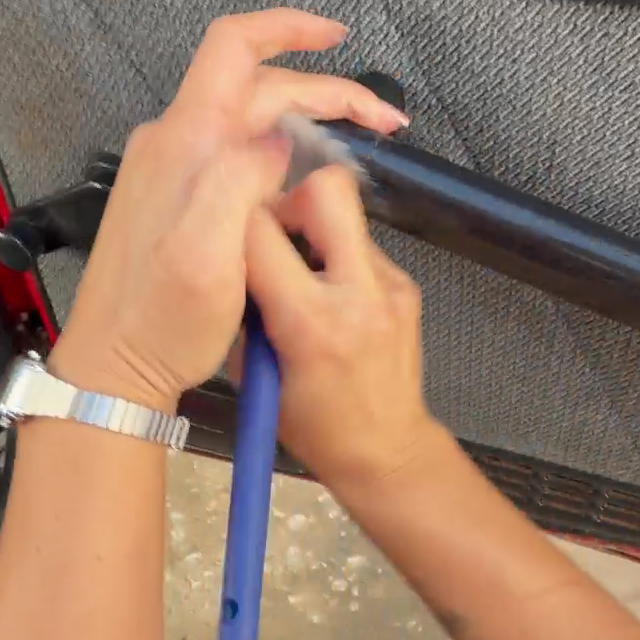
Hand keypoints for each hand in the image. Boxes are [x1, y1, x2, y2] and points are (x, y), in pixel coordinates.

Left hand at [49, 9, 407, 410]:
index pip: (235, 51)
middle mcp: (175, 142)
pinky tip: (306, 186)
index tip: (339, 38)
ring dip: (307, 123)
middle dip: (325, 94)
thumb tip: (279, 138)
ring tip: (356, 149)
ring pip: (249, 121)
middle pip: (256, 88)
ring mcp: (173, 169)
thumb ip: (239, 180)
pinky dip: (281, 155)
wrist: (116, 365)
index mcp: (188, 144)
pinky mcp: (176, 196)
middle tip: (383, 126)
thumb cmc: (163, 320)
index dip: (288, 30)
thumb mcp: (208, 254)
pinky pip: (236, 155)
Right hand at [244, 165, 453, 497]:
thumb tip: (238, 261)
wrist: (388, 450)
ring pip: (347, 216)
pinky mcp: (408, 287)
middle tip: (277, 231)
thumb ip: (246, 314)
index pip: (259, 233)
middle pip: (328, 189)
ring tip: (304, 275)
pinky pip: (363, 248)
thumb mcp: (258, 377)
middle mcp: (359, 293)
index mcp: (311, 323)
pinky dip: (339, 259)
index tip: (231, 235)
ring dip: (316, 233)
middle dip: (292, 197)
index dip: (237, 222)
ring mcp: (391, 286)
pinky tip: (333, 296)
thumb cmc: (314, 428)